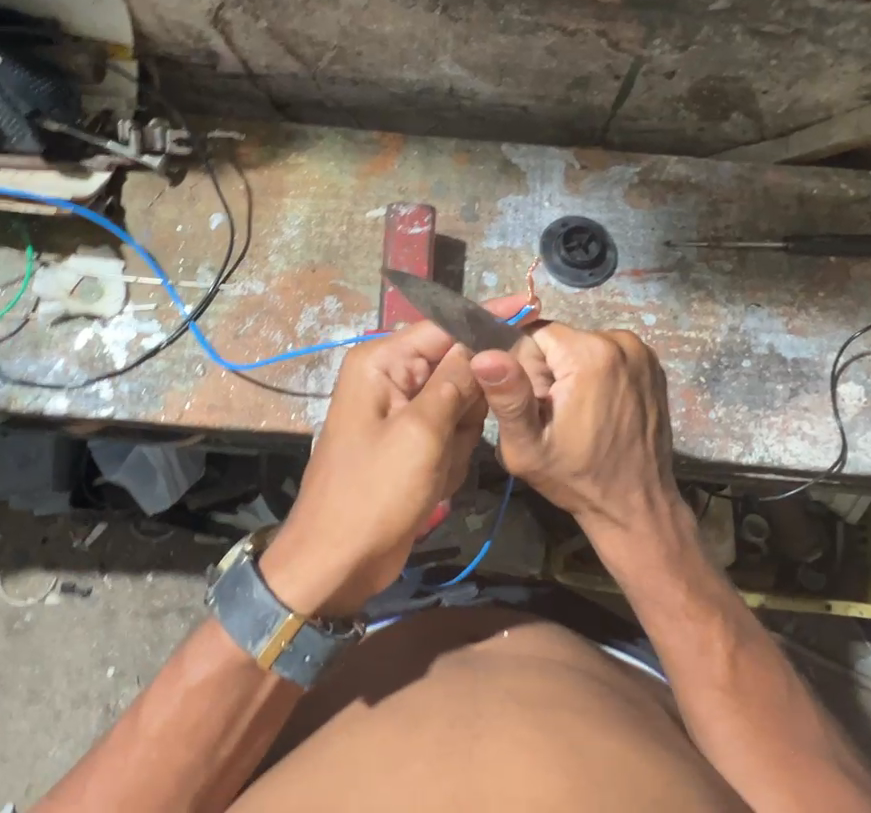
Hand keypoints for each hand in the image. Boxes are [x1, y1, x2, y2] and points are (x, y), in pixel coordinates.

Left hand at [261, 296, 532, 616]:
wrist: (339, 561)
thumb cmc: (374, 492)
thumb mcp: (422, 433)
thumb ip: (457, 382)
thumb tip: (486, 339)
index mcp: (382, 362)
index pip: (445, 326)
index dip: (487, 320)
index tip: (531, 309)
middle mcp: (391, 378)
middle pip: (458, 368)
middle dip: (467, 407)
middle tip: (452, 441)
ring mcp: (402, 414)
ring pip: (461, 407)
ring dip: (457, 442)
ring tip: (434, 472)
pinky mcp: (411, 444)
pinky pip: (450, 437)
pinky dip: (449, 462)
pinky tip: (431, 485)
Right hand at [471, 324, 676, 536]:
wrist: (636, 505)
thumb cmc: (576, 478)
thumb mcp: (527, 446)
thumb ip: (506, 396)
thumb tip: (483, 355)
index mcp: (590, 354)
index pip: (534, 335)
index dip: (527, 371)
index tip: (539, 407)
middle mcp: (620, 341)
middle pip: (560, 341)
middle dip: (550, 373)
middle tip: (557, 418)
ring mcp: (642, 352)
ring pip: (582, 347)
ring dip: (574, 375)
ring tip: (580, 417)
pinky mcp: (653, 365)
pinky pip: (607, 355)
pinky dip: (598, 376)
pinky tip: (601, 411)